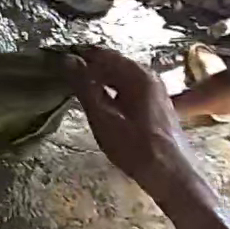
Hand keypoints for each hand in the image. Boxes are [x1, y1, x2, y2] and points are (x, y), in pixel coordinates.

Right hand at [67, 46, 208, 207]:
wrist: (171, 175)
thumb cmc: (135, 146)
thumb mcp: (102, 116)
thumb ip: (84, 86)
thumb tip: (68, 61)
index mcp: (137, 74)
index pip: (102, 53)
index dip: (79, 55)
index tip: (58, 60)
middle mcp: (148, 76)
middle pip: (113, 63)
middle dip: (89, 67)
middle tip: (64, 76)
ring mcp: (155, 90)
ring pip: (121, 76)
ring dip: (99, 79)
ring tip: (78, 89)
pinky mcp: (156, 104)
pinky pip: (128, 88)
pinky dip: (111, 90)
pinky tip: (100, 102)